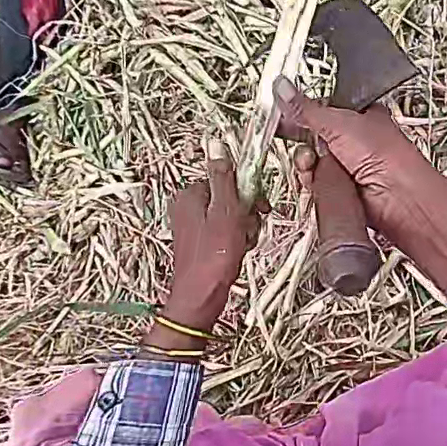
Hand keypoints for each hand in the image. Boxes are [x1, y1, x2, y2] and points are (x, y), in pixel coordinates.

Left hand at [150, 137, 262, 347]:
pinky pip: (225, 231)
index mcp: (190, 195)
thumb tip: (218, 147)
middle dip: (246, 212)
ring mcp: (193, 225)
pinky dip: (236, 239)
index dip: (247, 191)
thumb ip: (223, 179)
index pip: (227, 177)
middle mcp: (188, 206)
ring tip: (242, 243)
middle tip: (248, 229)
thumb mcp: (225, 212)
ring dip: (244, 227)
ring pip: (231, 214)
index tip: (258, 206)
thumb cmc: (213, 258)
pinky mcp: (200, 241)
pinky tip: (238, 251)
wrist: (201, 298)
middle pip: (230, 195)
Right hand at [275, 77, 446, 289]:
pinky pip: (312, 182)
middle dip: (303, 141)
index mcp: (359, 115)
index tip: (284, 112)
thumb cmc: (387, 157)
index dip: (302, 110)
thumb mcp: (339, 123)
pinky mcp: (339, 189)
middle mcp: (353, 141)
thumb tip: (283, 88)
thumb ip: (306, 108)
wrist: (397, 198)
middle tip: (299, 140)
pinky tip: (318, 180)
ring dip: (306, 164)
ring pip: (309, 161)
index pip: (322, 107)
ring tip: (315, 164)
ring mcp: (346, 166)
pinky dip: (311, 182)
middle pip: (311, 136)